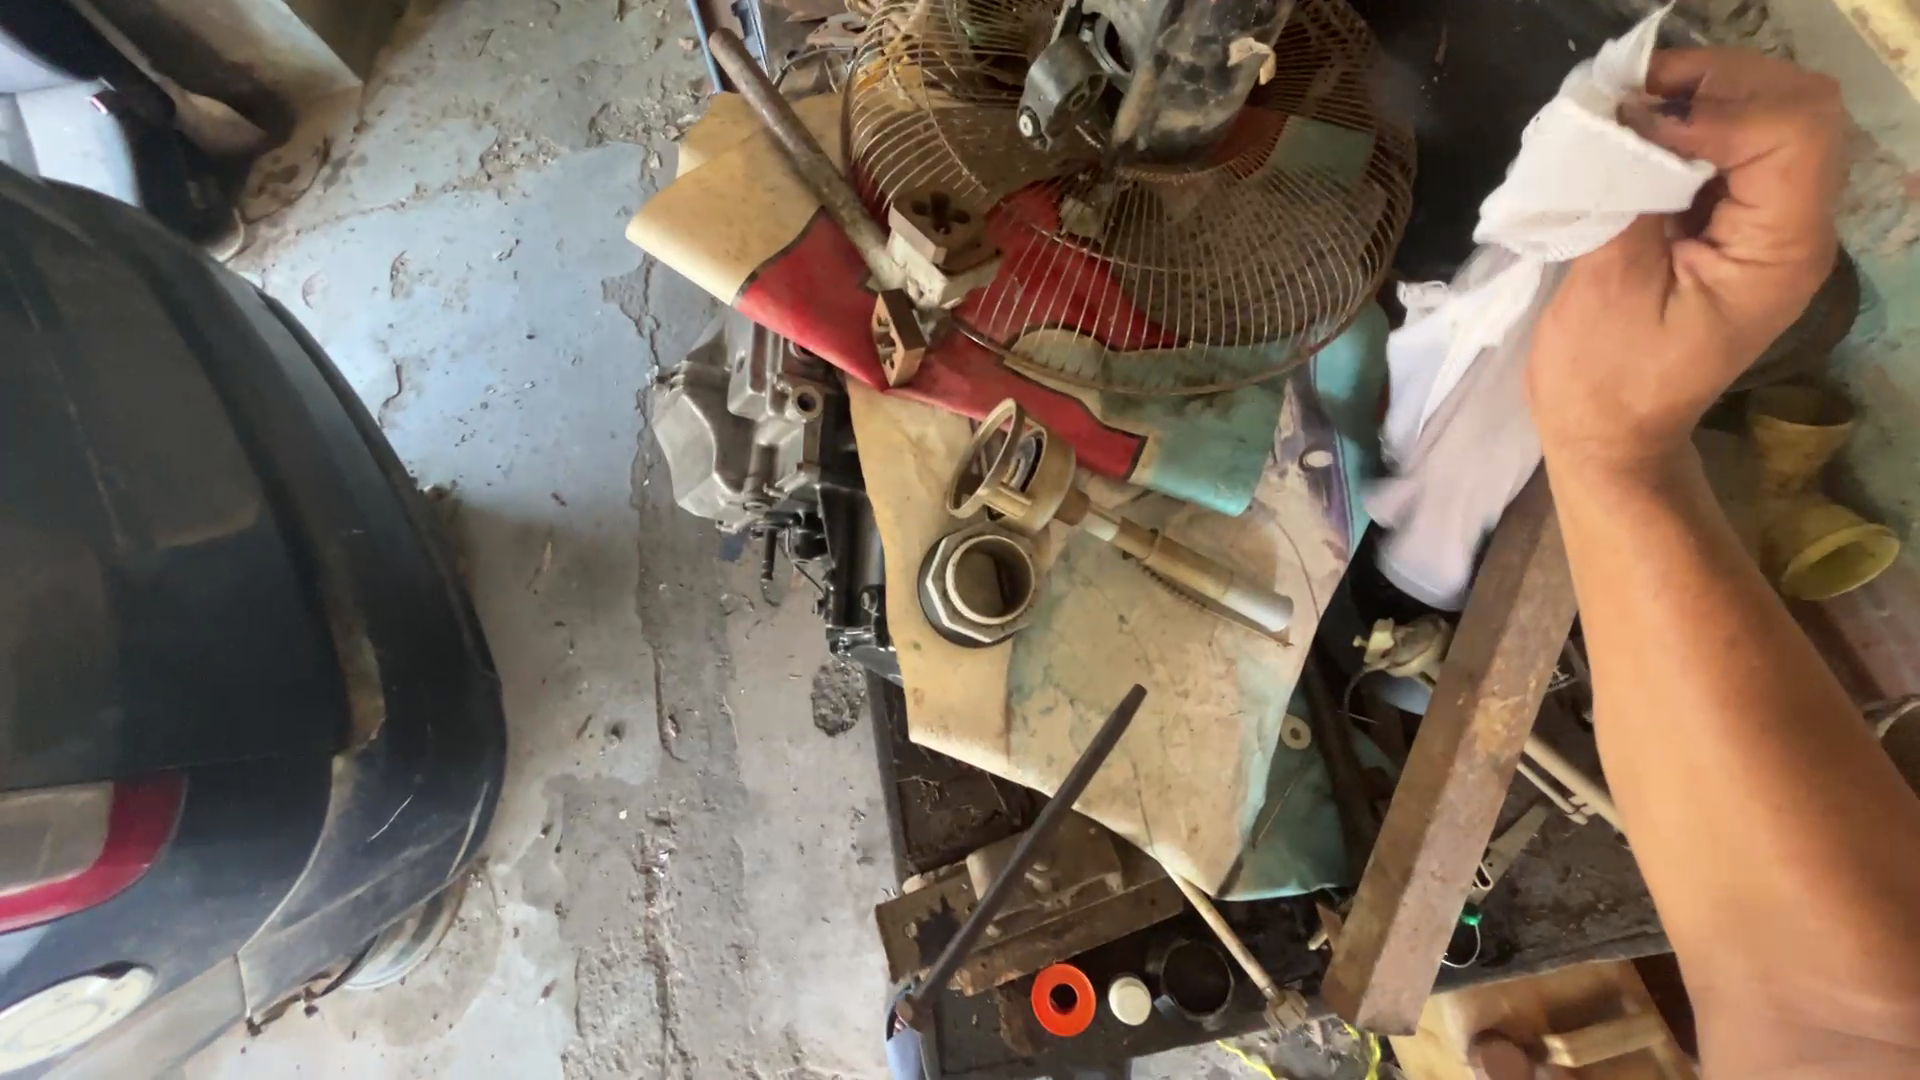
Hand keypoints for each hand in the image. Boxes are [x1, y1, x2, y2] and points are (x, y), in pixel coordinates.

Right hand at [1527, 48, 1848, 474]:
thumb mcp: (1606, 292)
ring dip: (1701, 103)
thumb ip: (1625, 203)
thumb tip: (1622, 127)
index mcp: (1780, 249)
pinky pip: (1728, 161)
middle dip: (1717, 83)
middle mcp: (1793, 227)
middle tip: (1629, 89)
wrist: (1607, 437)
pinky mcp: (1728, 236)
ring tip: (1627, 108)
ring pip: (1768, 125)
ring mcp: (1765, 230)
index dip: (1716, 106)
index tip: (1629, 118)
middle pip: (1796, 111)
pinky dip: (1684, 137)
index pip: (1791, 132)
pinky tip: (1635, 143)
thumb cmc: (1601, 380)